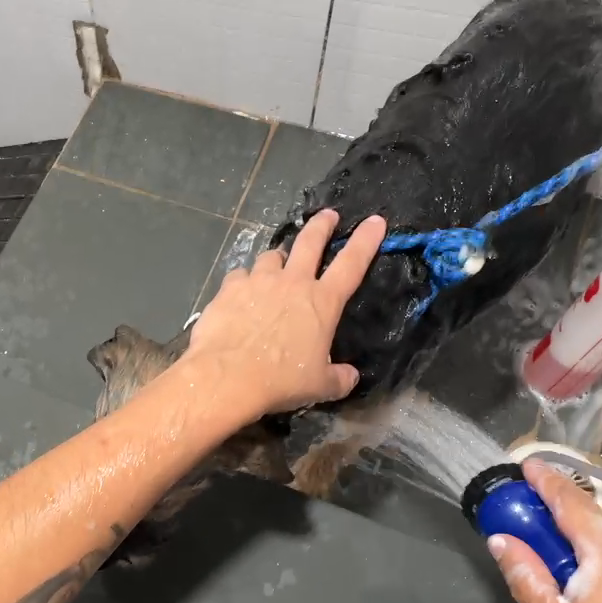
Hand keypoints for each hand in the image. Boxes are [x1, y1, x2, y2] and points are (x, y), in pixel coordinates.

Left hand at [181, 210, 384, 419]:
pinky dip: (244, 280)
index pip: (352, 263)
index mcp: (322, 302)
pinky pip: (240, 275)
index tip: (375, 221)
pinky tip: (240, 291)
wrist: (226, 377)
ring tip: (276, 264)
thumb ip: (338, 378)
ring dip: (277, 258)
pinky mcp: (229, 288)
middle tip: (327, 215)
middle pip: (310, 243)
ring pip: (271, 256)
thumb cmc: (280, 381)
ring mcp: (258, 281)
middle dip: (322, 225)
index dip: (366, 240)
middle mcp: (291, 283)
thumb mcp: (319, 386)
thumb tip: (350, 376)